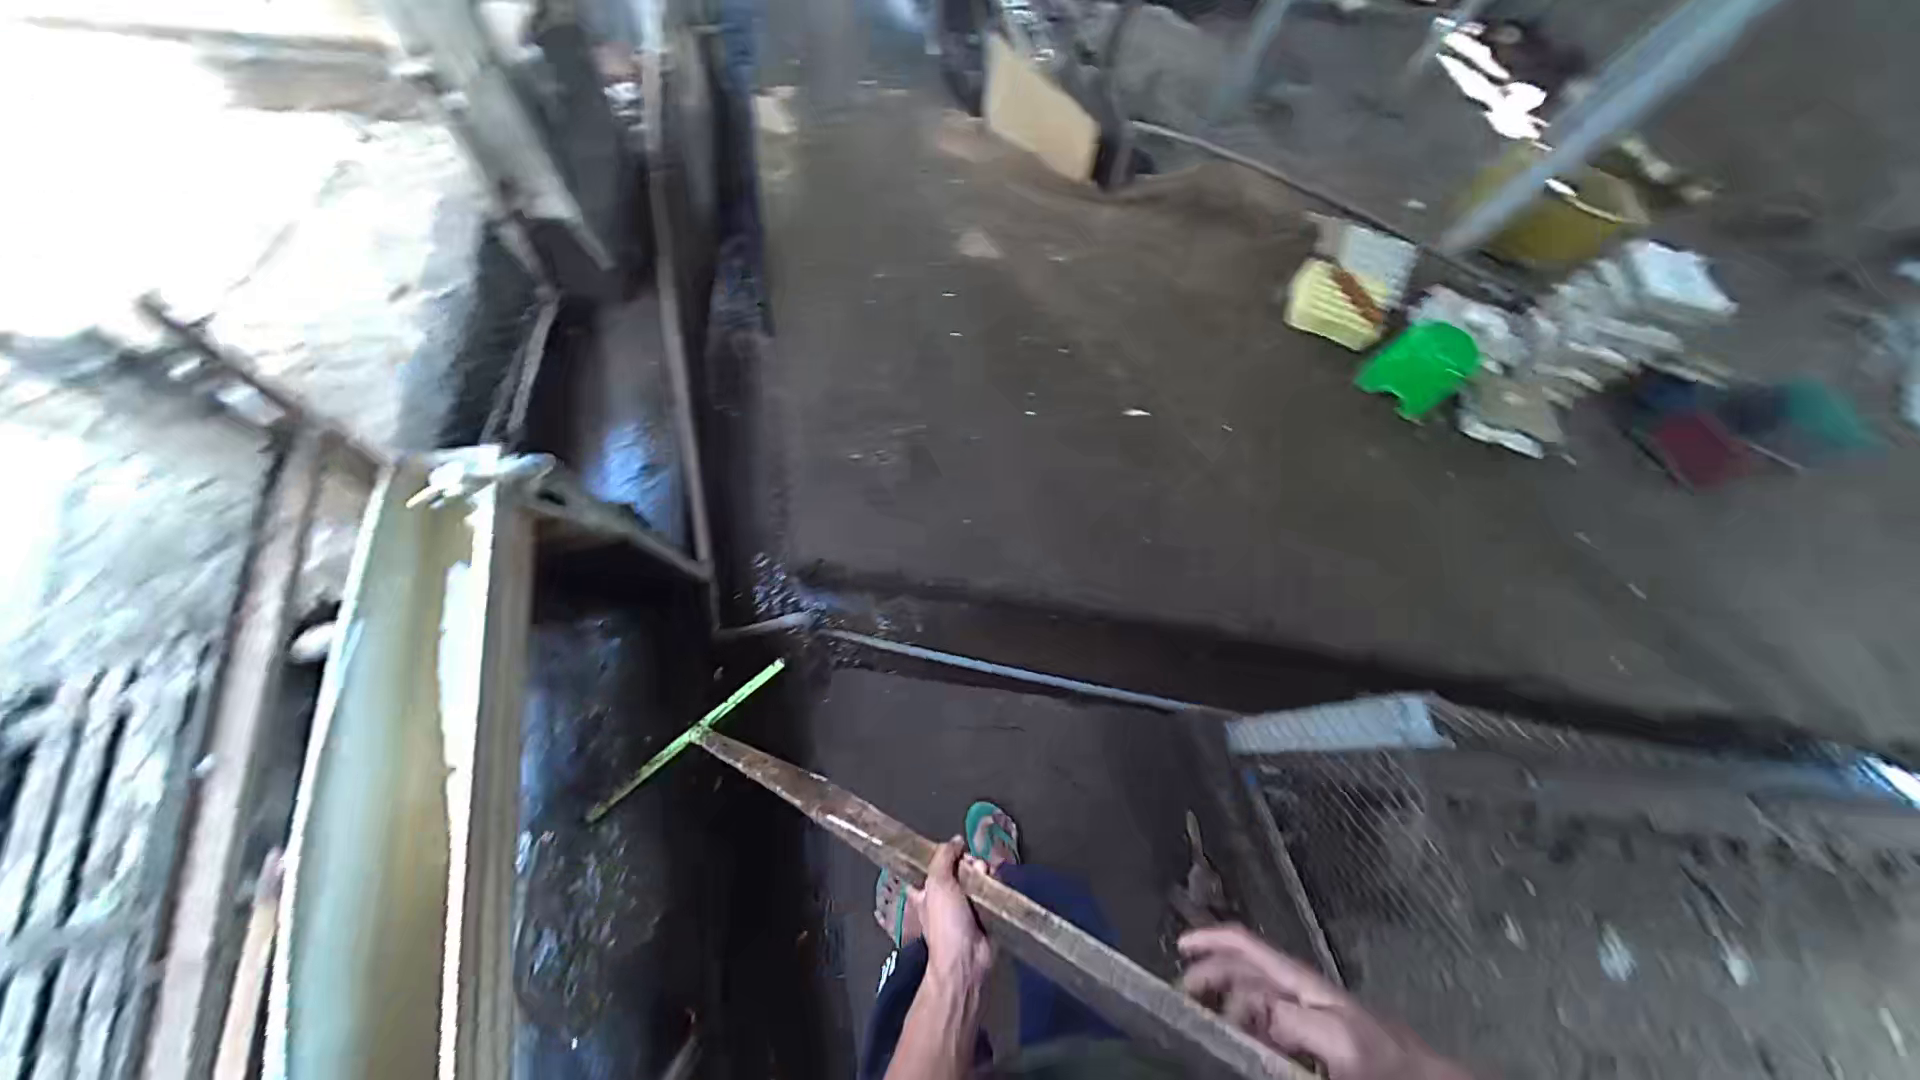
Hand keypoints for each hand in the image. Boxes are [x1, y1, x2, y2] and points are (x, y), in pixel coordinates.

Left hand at [917, 838, 992, 989]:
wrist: (966, 959)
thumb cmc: (945, 922)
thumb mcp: (937, 883)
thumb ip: (944, 856)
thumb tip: (956, 840)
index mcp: (927, 891)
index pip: (934, 865)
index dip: (944, 855)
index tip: (955, 850)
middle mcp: (945, 896)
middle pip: (959, 866)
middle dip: (967, 861)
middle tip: (971, 865)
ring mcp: (966, 903)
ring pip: (976, 875)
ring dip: (981, 870)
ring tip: (983, 874)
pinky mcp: (985, 911)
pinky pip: (990, 888)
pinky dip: (993, 881)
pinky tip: (995, 878)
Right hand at [1179, 925, 1471, 1079]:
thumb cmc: (1385, 1062)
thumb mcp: (1340, 1041)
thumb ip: (1293, 1020)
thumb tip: (1251, 1009)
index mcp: (1297, 981)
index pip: (1245, 945)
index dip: (1210, 941)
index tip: (1180, 948)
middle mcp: (1295, 989)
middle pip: (1241, 968)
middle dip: (1209, 973)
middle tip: (1184, 996)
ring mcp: (1304, 1014)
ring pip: (1250, 994)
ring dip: (1224, 999)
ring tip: (1205, 1016)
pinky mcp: (1311, 1039)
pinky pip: (1266, 1022)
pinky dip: (1244, 1023)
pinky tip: (1240, 1038)